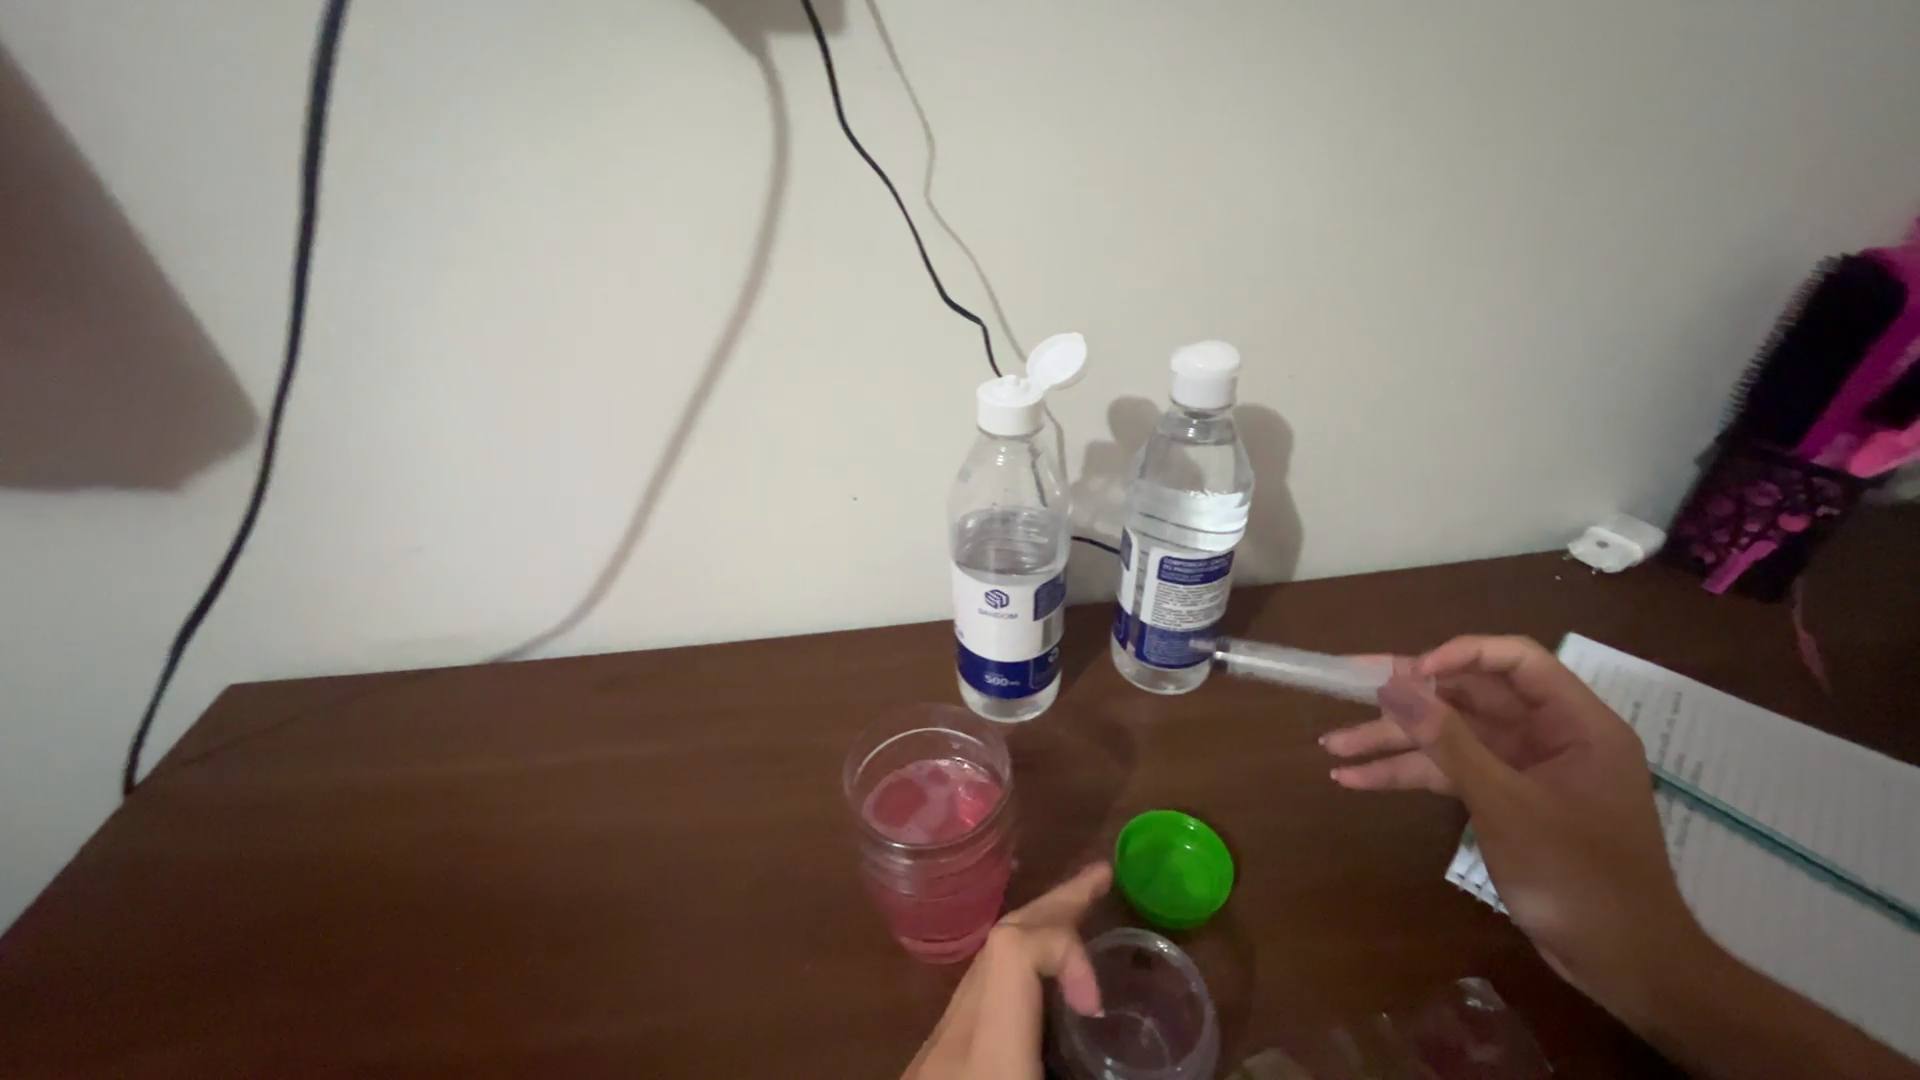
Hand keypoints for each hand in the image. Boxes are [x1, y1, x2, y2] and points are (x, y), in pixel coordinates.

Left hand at [901, 863, 1110, 1079]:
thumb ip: (1091, 1064)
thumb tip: (1141, 1056)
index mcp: (988, 1058)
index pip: (1012, 949)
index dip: (1066, 947)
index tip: (1095, 1001)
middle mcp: (952, 1039)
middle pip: (997, 941)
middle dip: (1054, 904)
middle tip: (1100, 878)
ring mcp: (934, 1049)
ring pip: (982, 962)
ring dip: (1034, 931)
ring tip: (1077, 915)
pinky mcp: (931, 1065)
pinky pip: (976, 994)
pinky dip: (1016, 969)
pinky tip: (1039, 980)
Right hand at [1321, 636, 1709, 1024]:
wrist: (1622, 963)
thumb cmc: (1580, 876)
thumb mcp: (1506, 803)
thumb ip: (1448, 741)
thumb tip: (1393, 686)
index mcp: (1574, 723)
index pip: (1516, 660)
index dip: (1459, 655)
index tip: (1407, 673)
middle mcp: (1547, 736)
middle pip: (1467, 698)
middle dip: (1404, 701)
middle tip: (1344, 690)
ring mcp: (1521, 768)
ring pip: (1447, 737)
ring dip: (1391, 742)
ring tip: (1331, 747)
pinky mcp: (1500, 798)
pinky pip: (1446, 773)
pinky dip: (1404, 775)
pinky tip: (1355, 780)